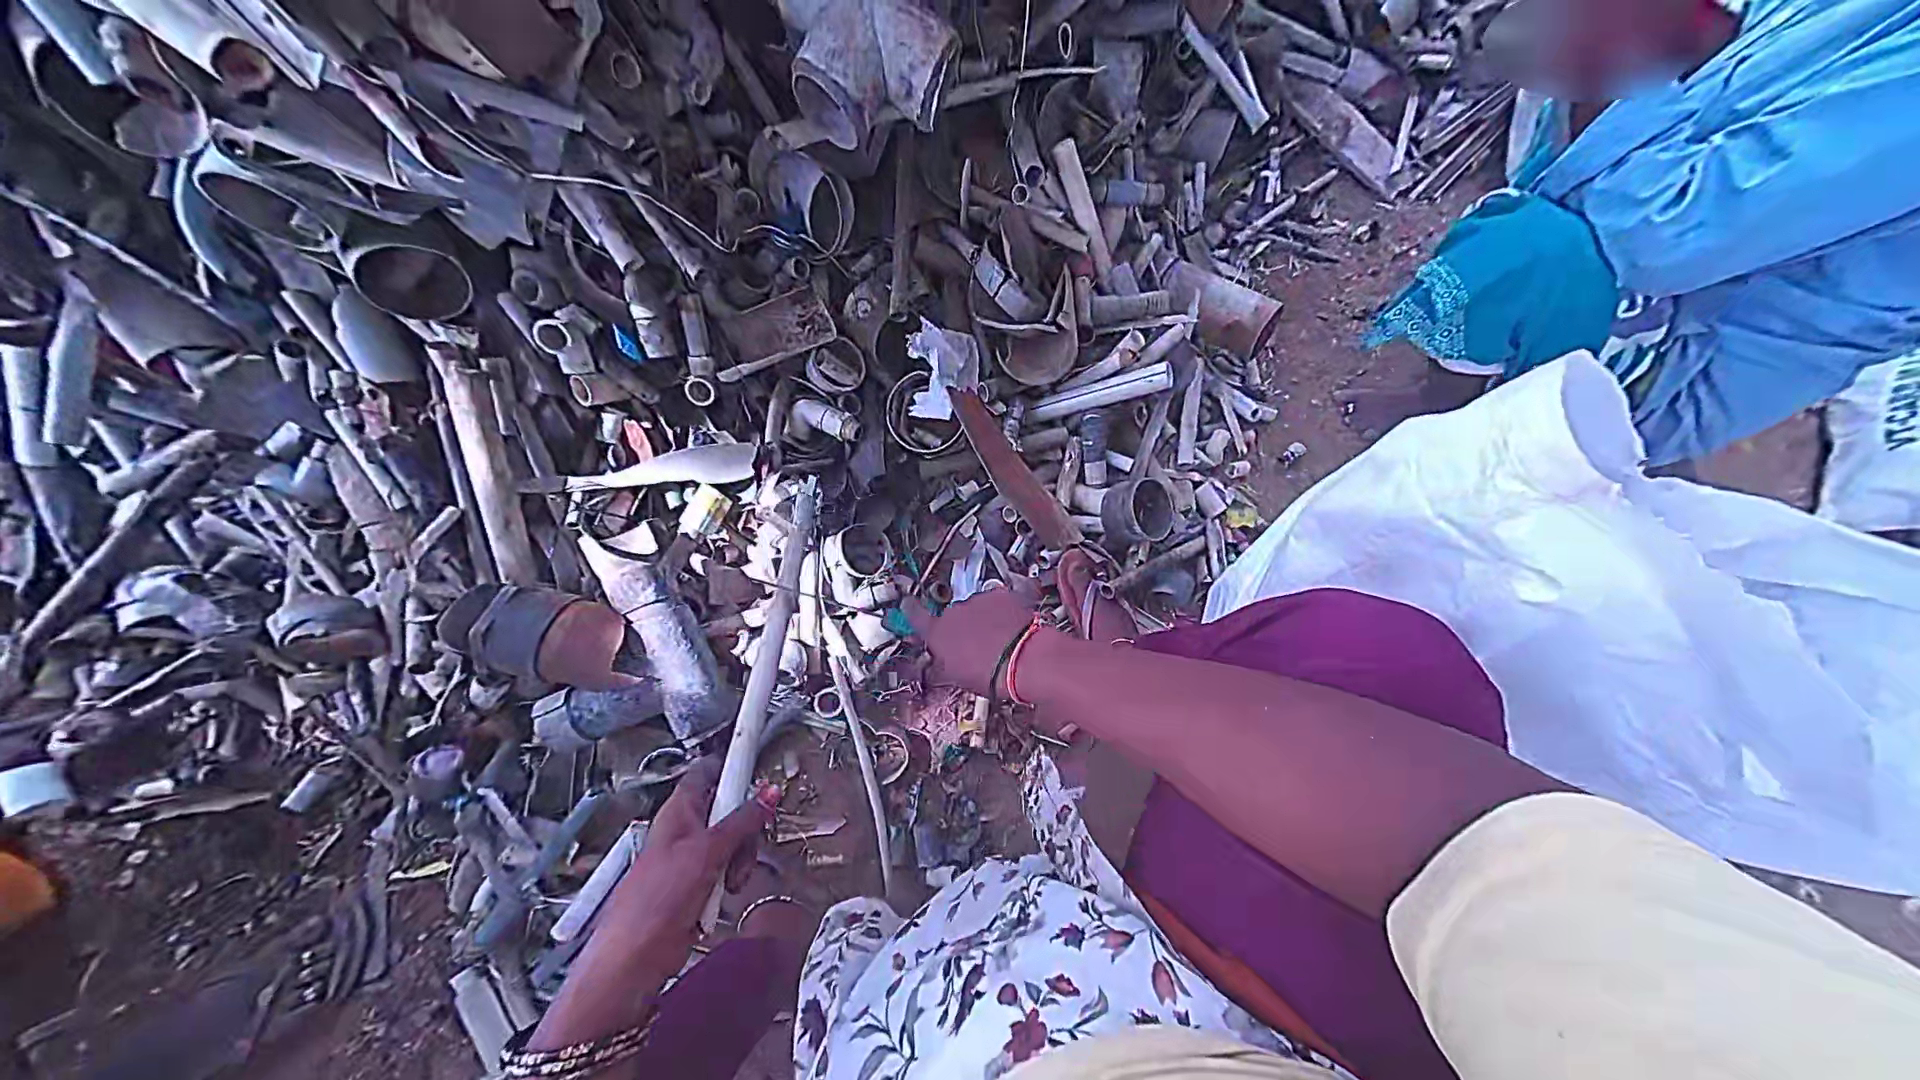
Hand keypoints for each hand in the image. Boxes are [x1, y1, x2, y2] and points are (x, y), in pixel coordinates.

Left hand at [599, 757, 776, 966]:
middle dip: (746, 829)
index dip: (733, 763)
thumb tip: (767, 793)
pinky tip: (718, 896)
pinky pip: (729, 870)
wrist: (635, 960)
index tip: (756, 757)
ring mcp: (693, 857)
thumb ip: (742, 821)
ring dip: (739, 861)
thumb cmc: (653, 902)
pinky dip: (730, 881)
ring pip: (735, 842)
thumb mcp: (708, 851)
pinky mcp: (699, 884)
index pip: (710, 771)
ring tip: (726, 880)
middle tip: (742, 845)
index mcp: (679, 810)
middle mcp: (685, 829)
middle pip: (731, 808)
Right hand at [902, 583, 1036, 696]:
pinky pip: (995, 601)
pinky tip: (1008, 628)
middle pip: (950, 615)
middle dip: (959, 627)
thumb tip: (936, 666)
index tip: (908, 604)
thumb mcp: (956, 678)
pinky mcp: (1000, 595)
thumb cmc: (992, 675)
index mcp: (937, 633)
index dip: (911, 610)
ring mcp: (977, 601)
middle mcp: (954, 612)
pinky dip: (1000, 611)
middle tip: (971, 646)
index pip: (915, 615)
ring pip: (974, 608)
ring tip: (995, 640)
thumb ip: (940, 665)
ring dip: (981, 619)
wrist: (1025, 660)